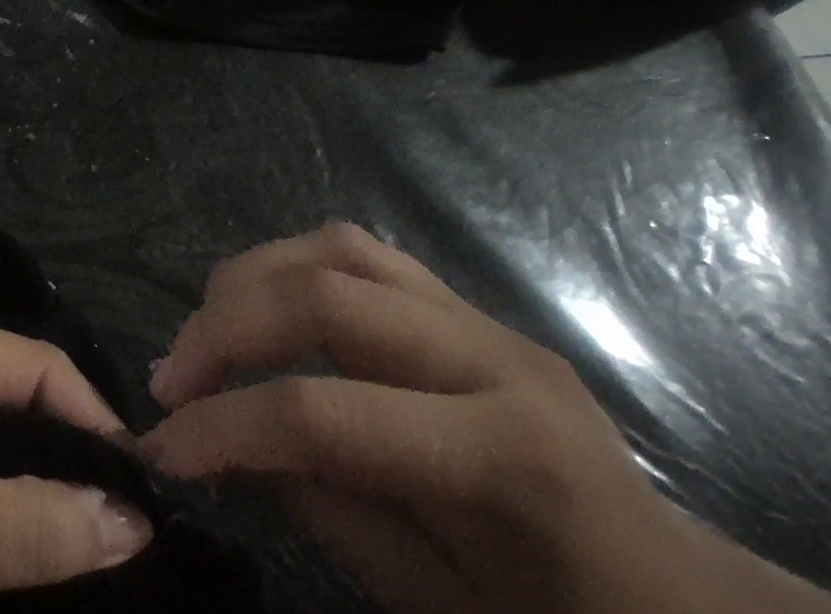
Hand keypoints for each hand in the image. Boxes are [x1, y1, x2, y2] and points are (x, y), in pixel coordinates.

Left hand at [0, 312, 152, 613]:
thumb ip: (22, 527)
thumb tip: (134, 520)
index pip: (34, 366)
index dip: (95, 423)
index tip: (148, 495)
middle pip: (18, 393)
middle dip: (73, 450)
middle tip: (132, 520)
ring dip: (43, 476)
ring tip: (99, 530)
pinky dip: (7, 493)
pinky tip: (36, 531)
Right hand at [141, 223, 830, 613]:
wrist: (671, 592)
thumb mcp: (428, 597)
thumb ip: (319, 508)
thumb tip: (215, 441)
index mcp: (503, 457)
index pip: (321, 412)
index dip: (220, 426)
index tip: (160, 450)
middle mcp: (494, 360)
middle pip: (322, 295)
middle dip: (218, 331)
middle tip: (168, 383)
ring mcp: (483, 319)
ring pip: (334, 250)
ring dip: (246, 283)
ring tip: (202, 337)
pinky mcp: (464, 308)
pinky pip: (359, 253)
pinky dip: (287, 267)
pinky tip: (259, 310)